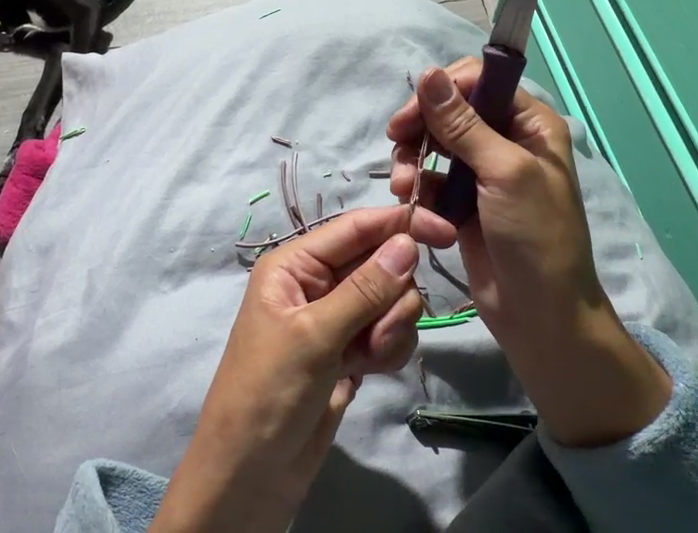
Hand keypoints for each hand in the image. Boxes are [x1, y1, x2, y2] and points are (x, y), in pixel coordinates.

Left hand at [152, 207, 449, 532]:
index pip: (356, 228)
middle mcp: (316, 283)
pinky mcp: (350, 351)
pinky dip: (389, 349)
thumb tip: (407, 242)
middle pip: (381, 264)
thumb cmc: (268, 391)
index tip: (447, 232)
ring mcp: (335, 319)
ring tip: (367, 360)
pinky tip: (368, 373)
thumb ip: (364, 289)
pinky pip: (389, 333)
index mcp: (294, 264)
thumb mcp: (314, 336)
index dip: (400, 224)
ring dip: (391, 327)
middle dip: (392, 297)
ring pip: (391, 301)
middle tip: (379, 334)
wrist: (250, 473)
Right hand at [388, 61, 672, 447]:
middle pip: (451, 109)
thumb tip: (429, 73)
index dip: (443, 89)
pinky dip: (417, 185)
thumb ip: (463, 123)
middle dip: (421, 125)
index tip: (410, 113)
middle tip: (396, 143)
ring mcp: (484, 172)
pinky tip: (410, 202)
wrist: (541, 315)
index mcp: (531, 123)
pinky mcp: (463, 201)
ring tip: (404, 187)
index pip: (480, 80)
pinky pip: (431, 177)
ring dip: (413, 157)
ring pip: (435, 142)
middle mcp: (507, 140)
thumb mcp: (504, 173)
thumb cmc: (535, 236)